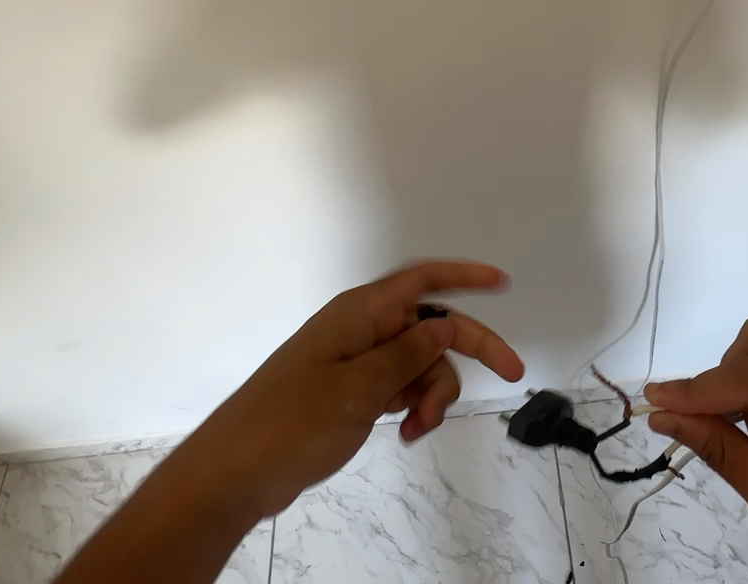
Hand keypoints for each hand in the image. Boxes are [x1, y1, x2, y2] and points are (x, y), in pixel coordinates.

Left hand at [165, 260, 524, 519]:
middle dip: (470, 347)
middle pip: (432, 326)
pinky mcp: (354, 388)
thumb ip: (408, 355)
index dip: (465, 274)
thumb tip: (443, 328)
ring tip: (420, 427)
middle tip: (511, 373)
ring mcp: (359, 359)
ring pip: (420, 361)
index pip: (423, 280)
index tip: (502, 281)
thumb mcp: (359, 389)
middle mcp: (364, 328)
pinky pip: (401, 385)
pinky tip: (411, 432)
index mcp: (363, 313)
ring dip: (433, 392)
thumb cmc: (293, 422)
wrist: (236, 471)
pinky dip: (414, 406)